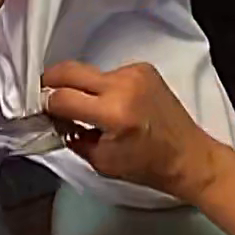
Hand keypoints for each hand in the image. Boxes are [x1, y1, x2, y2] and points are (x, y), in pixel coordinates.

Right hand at [42, 61, 234, 199]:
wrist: (191, 158)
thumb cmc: (149, 166)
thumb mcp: (103, 162)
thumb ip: (73, 137)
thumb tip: (53, 119)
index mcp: (113, 113)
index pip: (63, 98)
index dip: (47, 104)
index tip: (42, 110)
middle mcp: (122, 86)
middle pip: (69, 71)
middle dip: (51, 80)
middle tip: (44, 92)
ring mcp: (133, 73)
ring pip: (89, 71)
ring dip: (81, 85)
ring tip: (86, 104)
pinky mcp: (142, 68)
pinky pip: (108, 72)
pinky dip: (102, 85)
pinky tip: (112, 101)